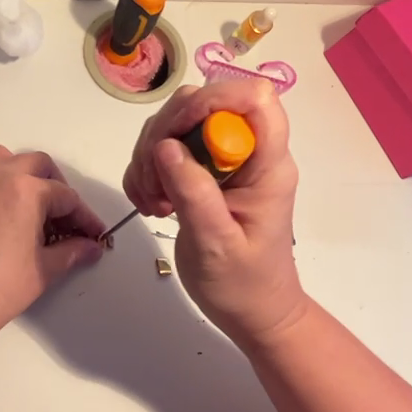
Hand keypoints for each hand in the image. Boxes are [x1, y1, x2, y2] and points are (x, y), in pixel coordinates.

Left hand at [0, 146, 105, 352]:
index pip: (65, 196)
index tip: (90, 232)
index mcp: (25, 191)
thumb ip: (72, 251)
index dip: (82, 215)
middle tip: (56, 213)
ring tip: (17, 199)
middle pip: (34, 164)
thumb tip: (92, 246)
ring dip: (13, 172)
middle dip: (52, 185)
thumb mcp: (43, 270)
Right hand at [123, 81, 307, 346]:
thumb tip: (165, 145)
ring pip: (174, 125)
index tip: (176, 137)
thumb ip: (194, 193)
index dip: (212, 101)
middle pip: (199, 106)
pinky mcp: (197, 172)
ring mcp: (219, 161)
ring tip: (153, 202)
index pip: (253, 99)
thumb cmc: (244, 284)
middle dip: (165, 135)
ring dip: (149, 157)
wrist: (251, 312)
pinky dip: (144, 172)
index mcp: (267, 164)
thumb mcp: (217, 243)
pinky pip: (161, 149)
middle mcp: (245, 152)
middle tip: (155, 184)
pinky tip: (150, 204)